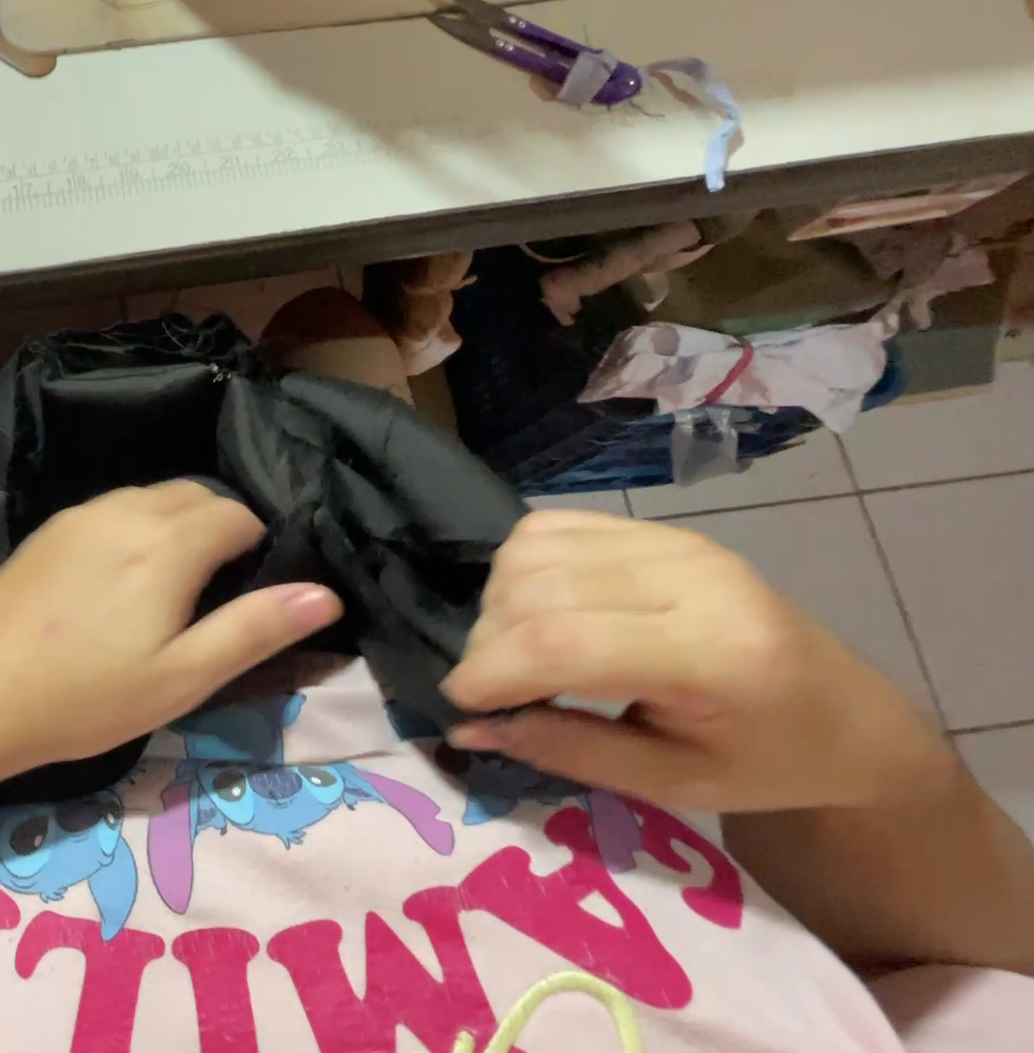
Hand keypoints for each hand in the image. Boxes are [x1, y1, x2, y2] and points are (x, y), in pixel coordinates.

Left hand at [0, 481, 342, 796]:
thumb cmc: (85, 697)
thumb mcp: (182, 678)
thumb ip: (254, 629)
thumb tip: (323, 593)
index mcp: (167, 544)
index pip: (237, 515)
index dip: (255, 548)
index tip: (247, 593)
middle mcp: (125, 510)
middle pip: (196, 496)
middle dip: (219, 530)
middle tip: (213, 593)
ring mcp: (80, 514)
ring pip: (152, 498)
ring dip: (176, 526)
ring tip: (169, 587)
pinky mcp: (49, 527)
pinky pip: (113, 509)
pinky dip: (136, 528)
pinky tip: (119, 579)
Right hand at [442, 510, 955, 811]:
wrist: (847, 714)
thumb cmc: (765, 763)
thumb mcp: (670, 783)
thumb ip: (564, 749)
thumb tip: (468, 726)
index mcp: (716, 653)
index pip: (564, 641)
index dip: (492, 670)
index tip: (462, 704)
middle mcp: (692, 577)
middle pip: (536, 591)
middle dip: (488, 644)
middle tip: (494, 688)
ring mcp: (671, 541)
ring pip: (530, 552)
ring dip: (497, 605)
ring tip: (515, 649)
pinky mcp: (653, 529)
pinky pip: (545, 528)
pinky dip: (516, 569)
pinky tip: (535, 607)